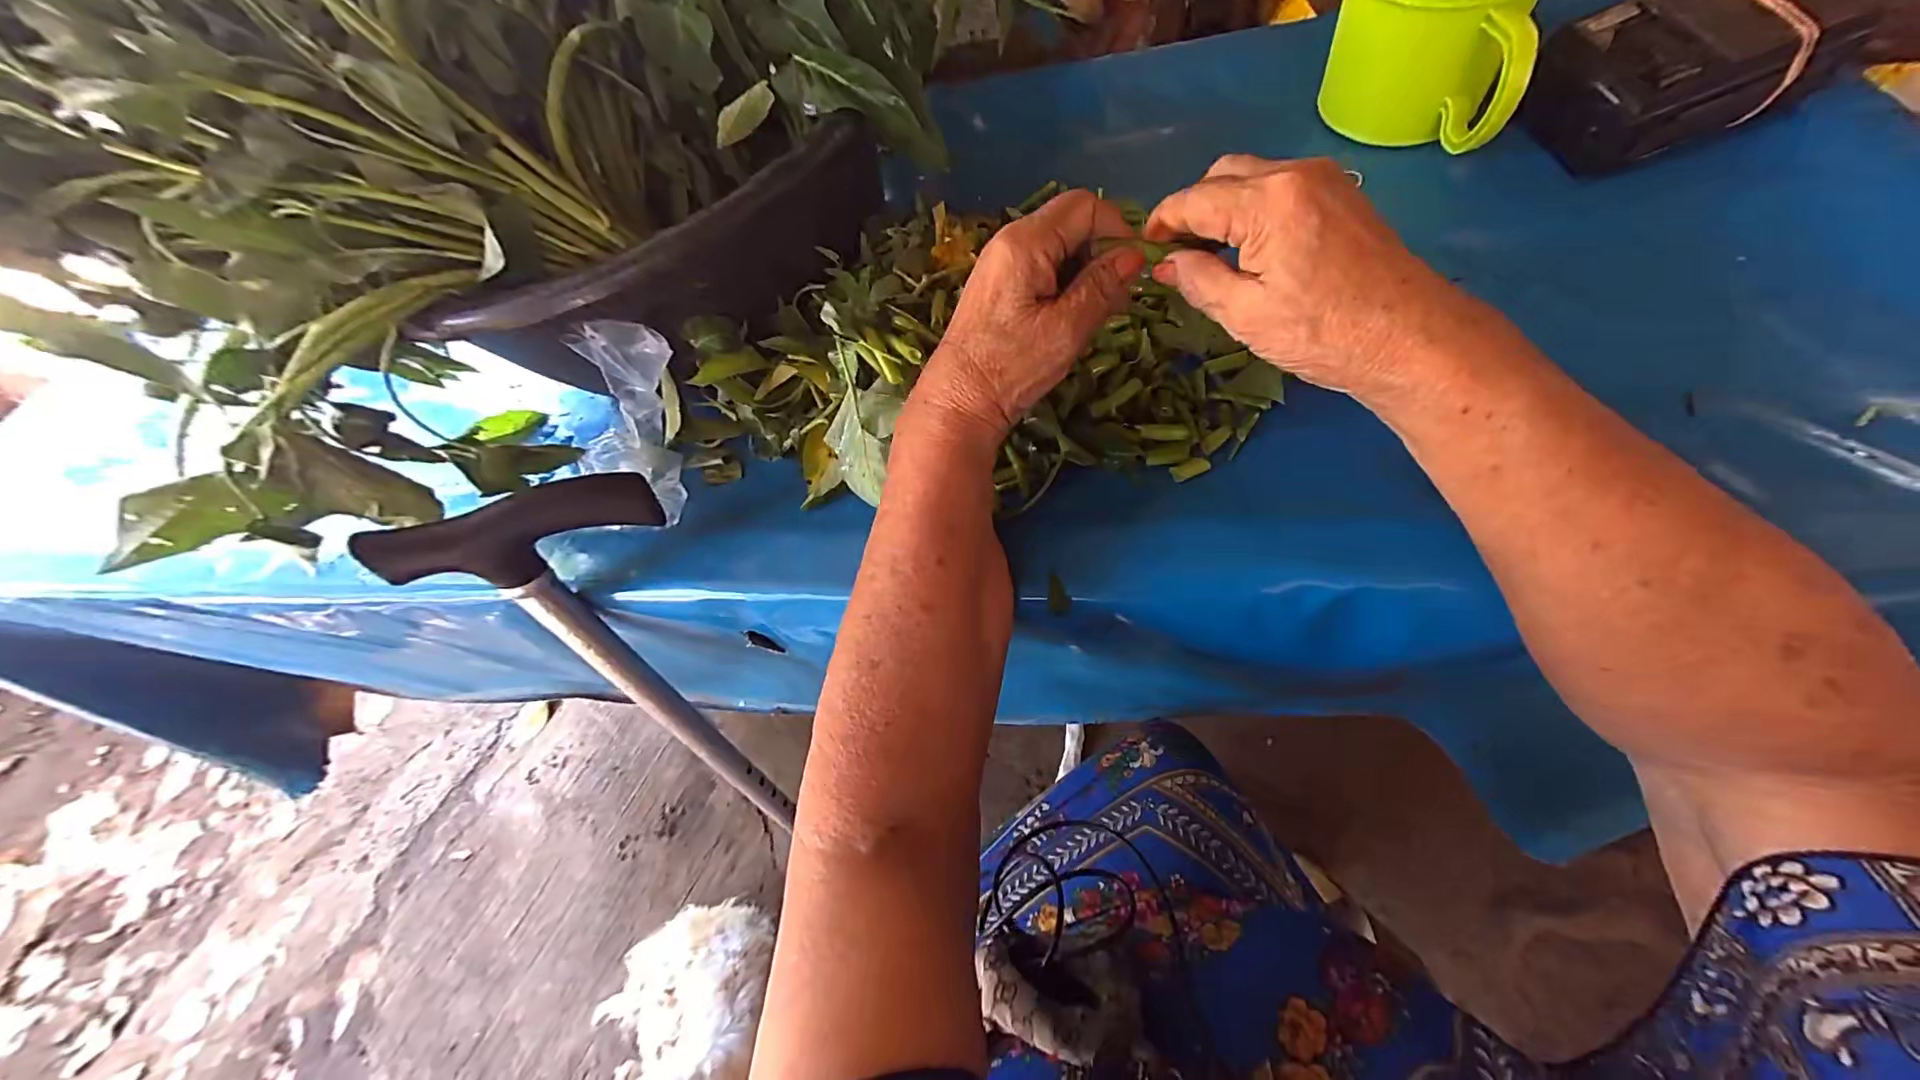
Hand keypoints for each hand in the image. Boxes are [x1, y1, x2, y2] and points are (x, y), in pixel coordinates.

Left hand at [912, 190, 1145, 437]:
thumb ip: (1101, 287)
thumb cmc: (1010, 369)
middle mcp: (1009, 241)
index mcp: (1025, 243)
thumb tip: (1135, 254)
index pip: (1085, 205)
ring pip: (1058, 246)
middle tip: (1116, 299)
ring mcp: (1000, 262)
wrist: (959, 401)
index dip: (1117, 230)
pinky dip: (1063, 284)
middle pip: (1071, 221)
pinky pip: (1041, 268)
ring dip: (1084, 272)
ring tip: (1095, 315)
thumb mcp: (1066, 330)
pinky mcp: (998, 285)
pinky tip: (1070, 318)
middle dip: (1101, 252)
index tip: (1131, 271)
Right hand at [1145, 155, 1475, 401]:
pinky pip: (1279, 188)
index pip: (1195, 199)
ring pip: (1251, 177)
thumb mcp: (1245, 315)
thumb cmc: (1322, 334)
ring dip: (1221, 208)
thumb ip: (1199, 280)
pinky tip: (1246, 250)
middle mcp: (1295, 175)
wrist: (1409, 338)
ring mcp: (1324, 181)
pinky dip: (1251, 210)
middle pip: (1222, 175)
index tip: (1143, 248)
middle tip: (1175, 254)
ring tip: (1207, 256)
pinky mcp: (1340, 196)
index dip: (1162, 221)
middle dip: (1191, 210)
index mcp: (1268, 202)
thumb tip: (1167, 263)